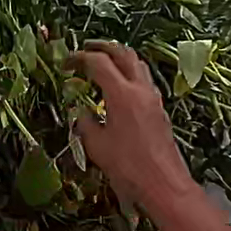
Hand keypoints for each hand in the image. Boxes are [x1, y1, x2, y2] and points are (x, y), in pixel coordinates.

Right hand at [69, 41, 197, 210]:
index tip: (67, 63)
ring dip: (119, 58)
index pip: (99, 63)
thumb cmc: (128, 167)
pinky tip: (119, 89)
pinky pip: (143, 81)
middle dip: (103, 47)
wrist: (164, 184)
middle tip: (86, 49)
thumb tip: (81, 113)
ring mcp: (153, 98)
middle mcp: (141, 90)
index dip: (80, 58)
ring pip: (138, 65)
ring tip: (103, 64)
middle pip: (124, 54)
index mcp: (122, 94)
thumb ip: (86, 124)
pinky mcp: (160, 110)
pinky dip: (129, 75)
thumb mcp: (97, 146)